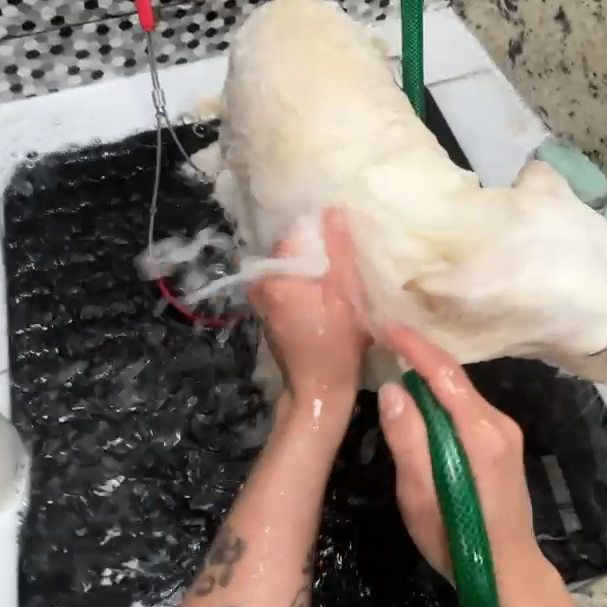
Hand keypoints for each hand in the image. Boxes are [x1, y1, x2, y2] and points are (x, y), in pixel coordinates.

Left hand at [249, 208, 368, 412]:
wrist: (318, 396)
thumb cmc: (335, 346)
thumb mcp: (345, 294)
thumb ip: (339, 251)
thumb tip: (333, 210)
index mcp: (274, 275)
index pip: (297, 233)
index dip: (323, 235)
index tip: (345, 245)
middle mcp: (260, 283)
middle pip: (293, 250)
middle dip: (319, 253)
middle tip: (346, 264)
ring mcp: (262, 300)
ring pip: (293, 269)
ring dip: (315, 271)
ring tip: (340, 280)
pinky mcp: (270, 313)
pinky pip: (290, 286)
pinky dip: (307, 286)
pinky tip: (329, 297)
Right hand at [377, 327, 575, 606]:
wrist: (507, 576)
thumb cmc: (457, 539)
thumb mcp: (420, 495)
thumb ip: (407, 439)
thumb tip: (392, 388)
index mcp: (481, 432)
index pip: (445, 373)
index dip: (415, 346)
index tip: (386, 325)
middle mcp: (498, 422)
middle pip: (454, 377)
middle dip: (420, 354)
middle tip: (384, 337)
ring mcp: (505, 432)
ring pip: (460, 390)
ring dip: (429, 374)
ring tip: (395, 360)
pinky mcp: (502, 443)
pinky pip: (466, 405)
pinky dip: (440, 393)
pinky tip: (420, 396)